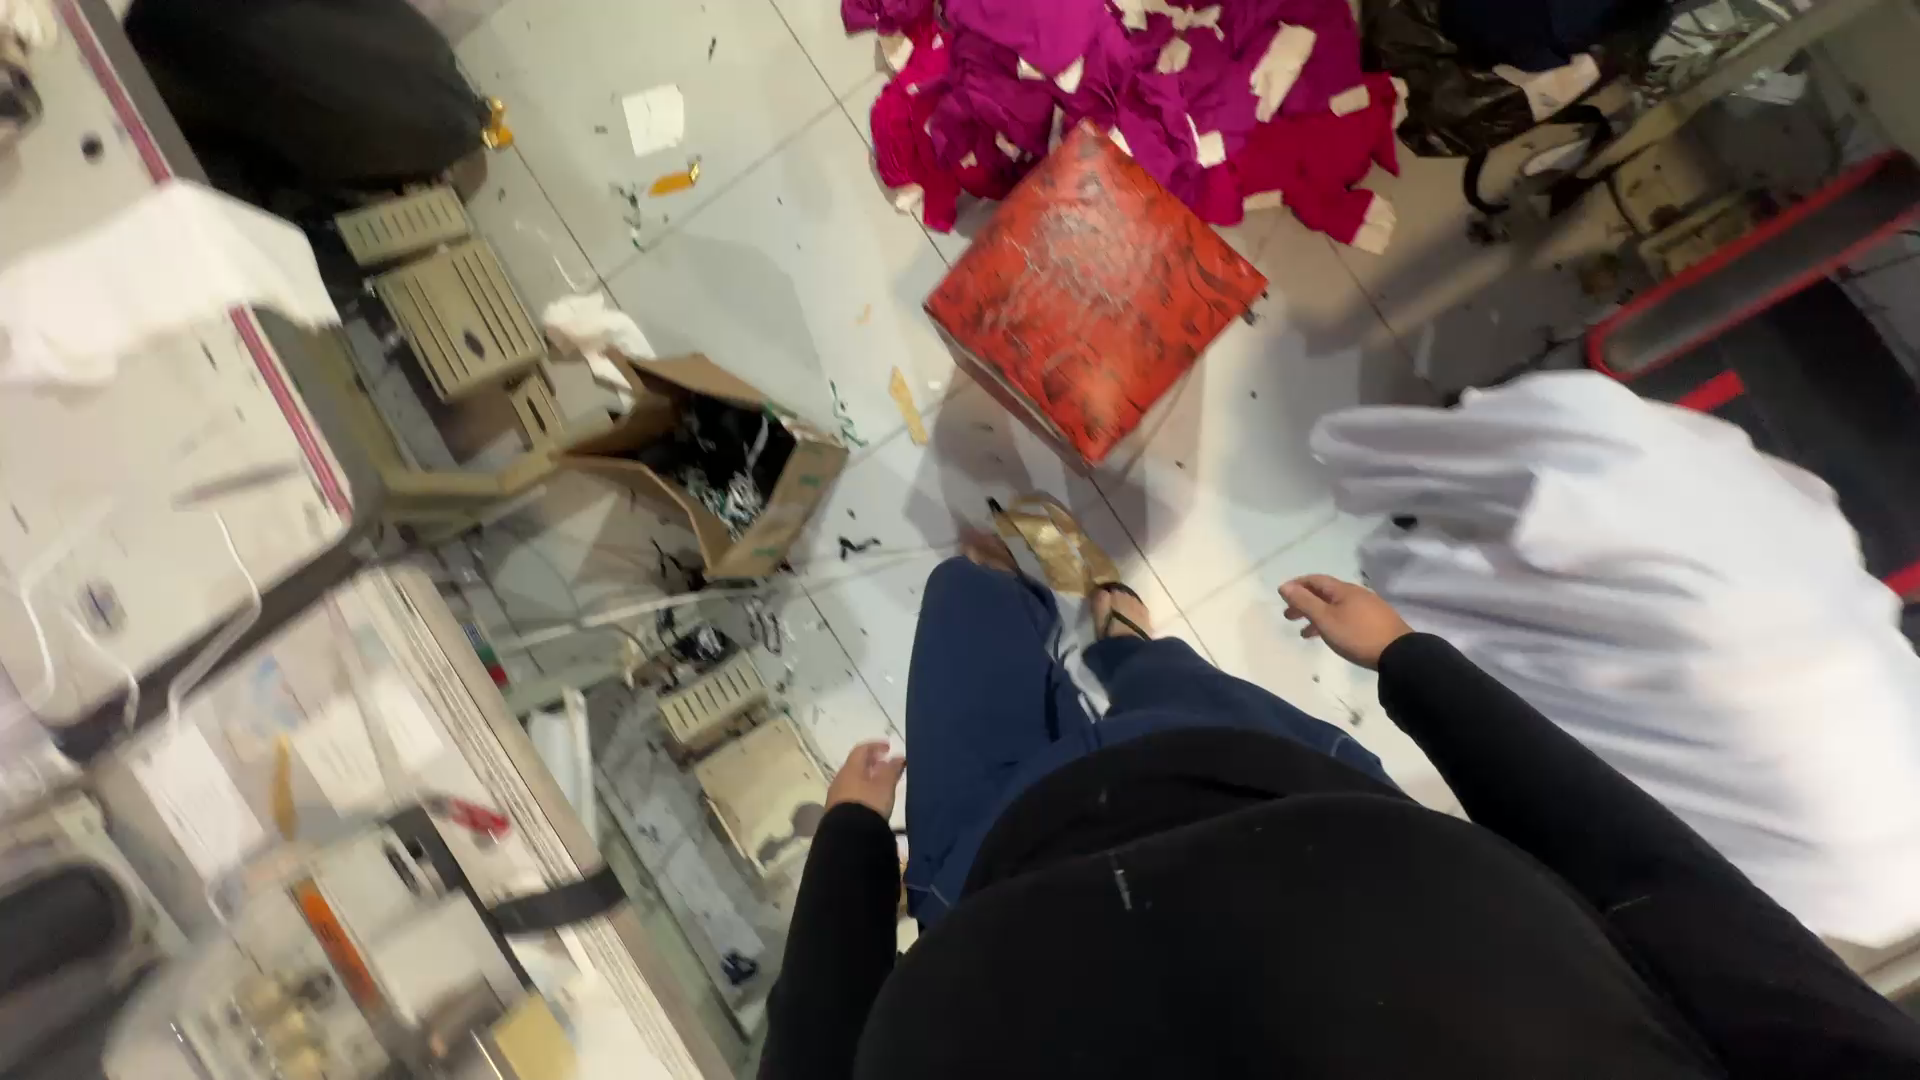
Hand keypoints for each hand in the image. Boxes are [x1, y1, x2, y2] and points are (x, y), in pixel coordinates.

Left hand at [826, 741, 906, 819]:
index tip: (889, 748)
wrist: (848, 836)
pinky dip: (861, 790)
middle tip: (886, 765)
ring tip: (881, 783)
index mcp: (851, 768)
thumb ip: (892, 769)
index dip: (876, 746)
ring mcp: (836, 795)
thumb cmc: (869, 804)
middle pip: (856, 764)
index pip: (861, 749)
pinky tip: (870, 799)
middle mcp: (840, 778)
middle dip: (871, 762)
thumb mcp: (885, 786)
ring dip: (866, 777)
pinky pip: (849, 793)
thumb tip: (898, 757)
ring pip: (852, 779)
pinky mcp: (835, 811)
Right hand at [1279, 574, 1412, 670]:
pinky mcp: (1376, 622)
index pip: (1315, 580)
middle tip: (1289, 615)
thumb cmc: (1356, 634)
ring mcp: (1369, 608)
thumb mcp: (1325, 619)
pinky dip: (1332, 622)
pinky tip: (1331, 635)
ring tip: (1305, 633)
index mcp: (1343, 590)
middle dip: (1305, 602)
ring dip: (1317, 616)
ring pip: (1335, 607)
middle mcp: (1356, 594)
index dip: (1297, 584)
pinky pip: (1347, 616)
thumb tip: (1285, 586)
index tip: (1282, 594)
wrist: (1399, 654)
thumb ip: (1304, 602)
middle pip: (1325, 593)